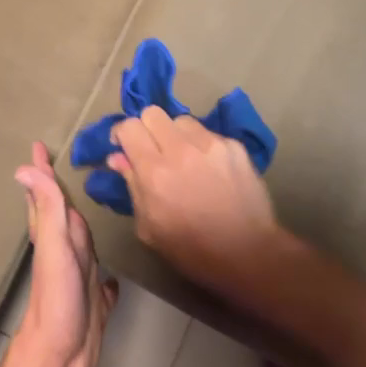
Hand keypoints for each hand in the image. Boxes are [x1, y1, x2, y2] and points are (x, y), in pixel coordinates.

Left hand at [8, 142, 116, 366]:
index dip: (43, 172)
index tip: (38, 147)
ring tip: (86, 209)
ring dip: (81, 225)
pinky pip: (102, 284)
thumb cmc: (56, 301)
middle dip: (62, 191)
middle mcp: (65, 253)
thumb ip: (46, 208)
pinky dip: (106, 275)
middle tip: (62, 168)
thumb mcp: (53, 248)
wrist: (60, 360)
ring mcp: (80, 278)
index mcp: (55, 236)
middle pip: (64, 214)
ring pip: (81, 244)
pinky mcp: (94, 303)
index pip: (48, 195)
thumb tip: (23, 169)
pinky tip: (113, 278)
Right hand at [108, 108, 281, 290]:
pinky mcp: (234, 146)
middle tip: (152, 150)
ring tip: (183, 158)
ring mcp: (211, 144)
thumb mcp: (149, 227)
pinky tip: (208, 168)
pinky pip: (208, 133)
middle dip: (147, 129)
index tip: (124, 147)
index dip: (122, 134)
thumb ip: (132, 185)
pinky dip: (201, 145)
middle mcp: (181, 149)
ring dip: (175, 135)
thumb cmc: (191, 249)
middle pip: (153, 113)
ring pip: (181, 120)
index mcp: (154, 172)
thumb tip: (117, 157)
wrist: (247, 253)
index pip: (129, 127)